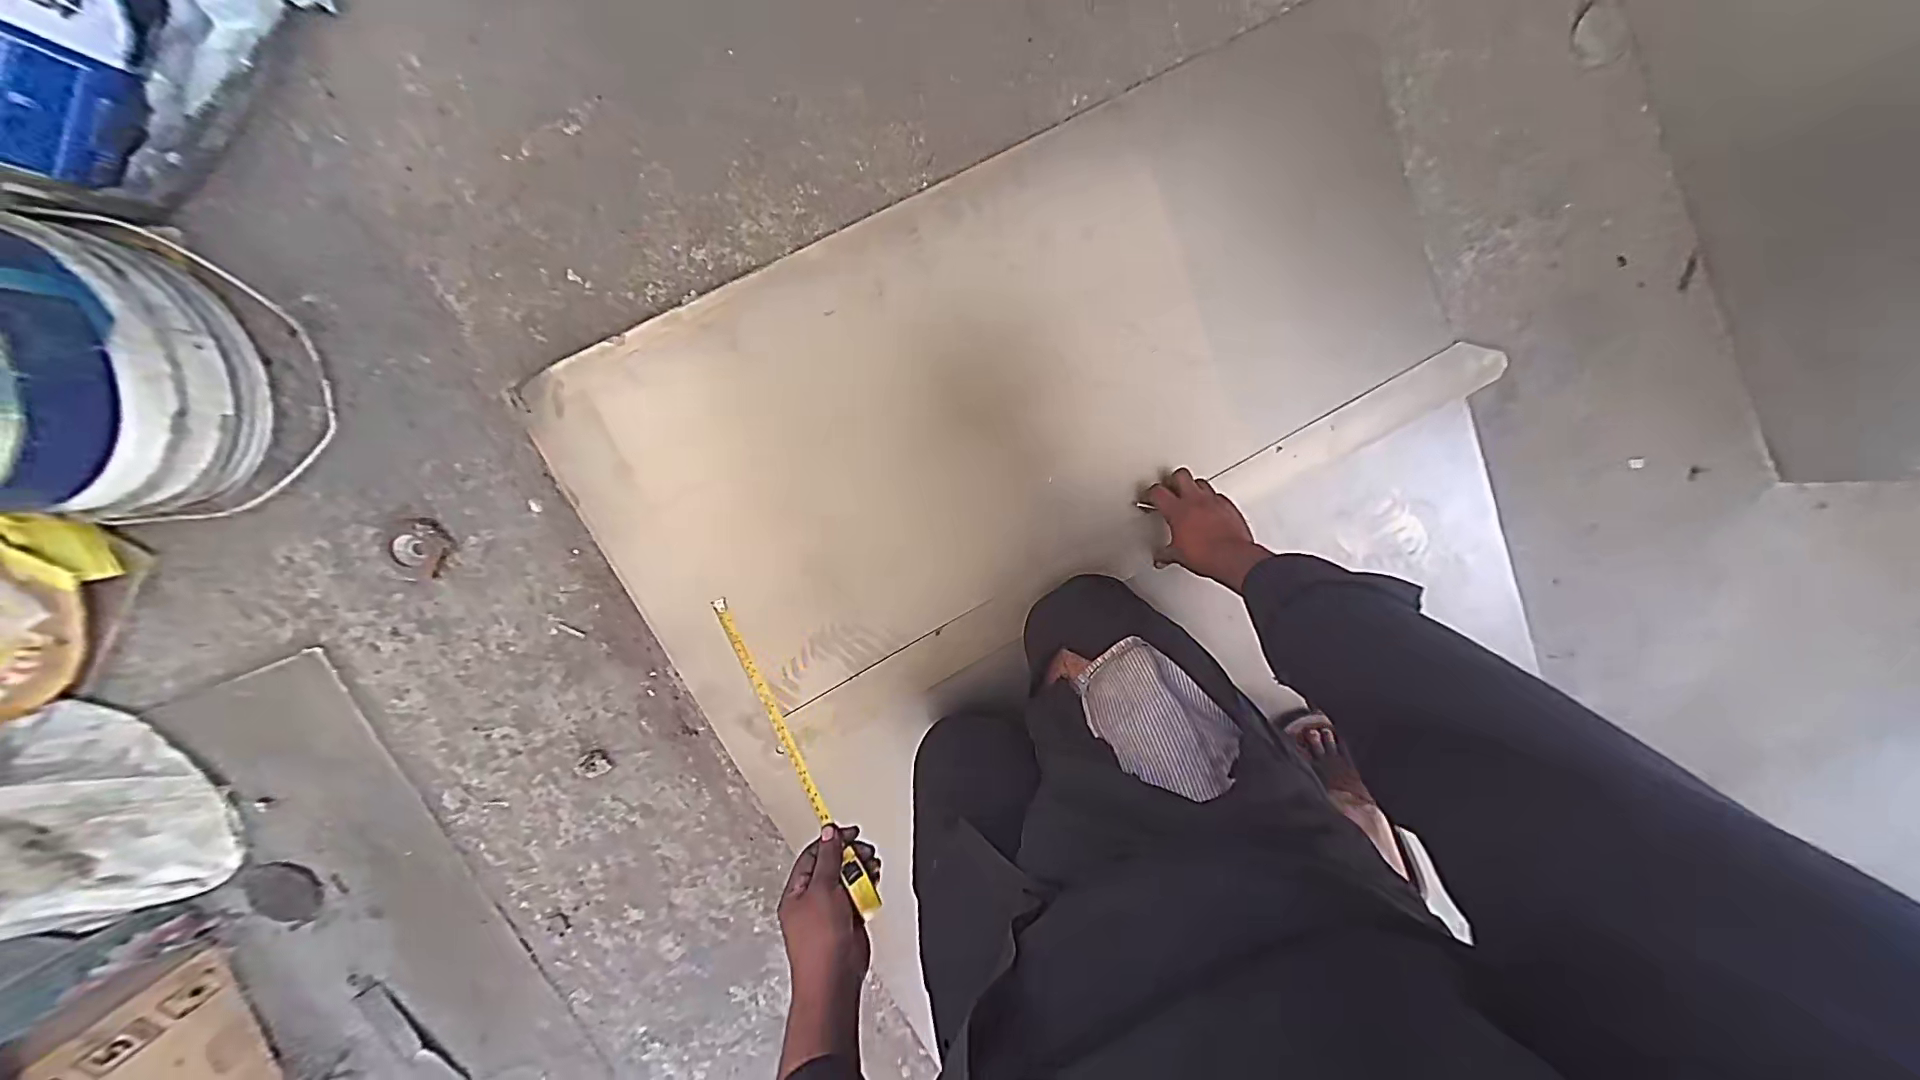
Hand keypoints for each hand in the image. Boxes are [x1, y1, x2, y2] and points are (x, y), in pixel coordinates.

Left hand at [776, 825, 876, 1076]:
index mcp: (797, 891)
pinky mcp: (848, 918)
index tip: (850, 833)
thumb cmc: (819, 944)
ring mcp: (831, 909)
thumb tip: (829, 833)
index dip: (832, 840)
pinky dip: (868, 887)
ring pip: (849, 878)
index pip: (814, 855)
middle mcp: (813, 899)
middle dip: (851, 855)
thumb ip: (828, 858)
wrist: (835, 978)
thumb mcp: (823, 889)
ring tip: (871, 869)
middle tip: (864, 852)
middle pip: (834, 864)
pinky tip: (873, 885)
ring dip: (862, 871)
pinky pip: (859, 894)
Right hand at [1143, 468, 1272, 591]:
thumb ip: (1166, 553)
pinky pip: (1217, 495)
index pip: (1158, 492)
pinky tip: (1210, 509)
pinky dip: (1212, 499)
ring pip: (1200, 481)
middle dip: (1173, 480)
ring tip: (1190, 497)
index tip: (1149, 498)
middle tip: (1170, 490)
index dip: (1151, 493)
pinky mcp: (1228, 505)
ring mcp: (1213, 501)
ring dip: (1193, 487)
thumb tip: (1162, 557)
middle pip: (1180, 475)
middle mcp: (1195, 501)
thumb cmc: (1206, 555)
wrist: (1233, 559)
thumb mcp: (1178, 556)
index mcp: (1177, 510)